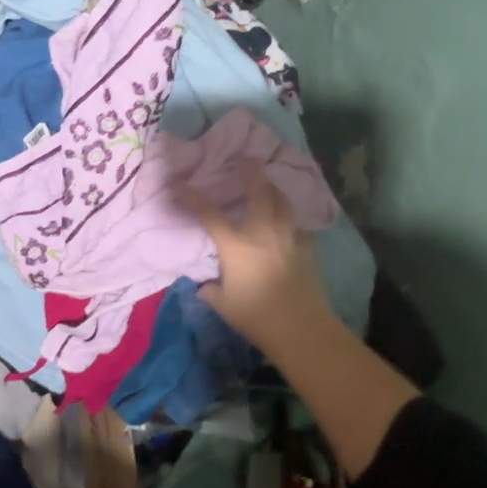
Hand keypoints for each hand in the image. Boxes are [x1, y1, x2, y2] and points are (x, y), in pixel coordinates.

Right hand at [180, 163, 332, 354]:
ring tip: (268, 182)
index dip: (192, 196)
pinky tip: (288, 221)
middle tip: (245, 159)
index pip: (209, 213)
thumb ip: (210, 290)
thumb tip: (204, 285)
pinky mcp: (307, 249)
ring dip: (273, 188)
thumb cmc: (256, 316)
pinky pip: (298, 224)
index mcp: (235, 244)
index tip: (179, 183)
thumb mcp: (223, 305)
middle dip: (250, 172)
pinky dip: (290, 218)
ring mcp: (288, 238)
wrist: (302, 328)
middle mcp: (262, 232)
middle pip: (258, 192)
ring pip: (282, 202)